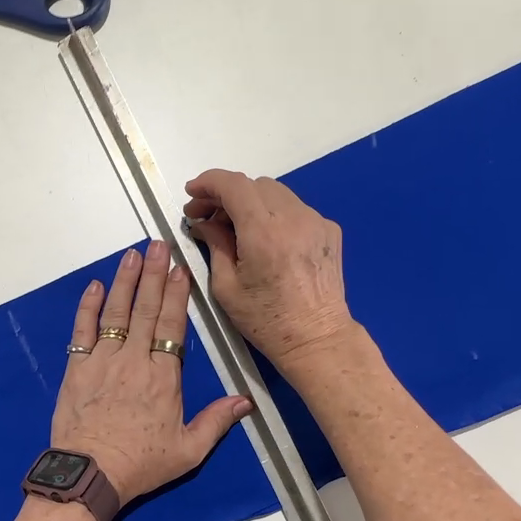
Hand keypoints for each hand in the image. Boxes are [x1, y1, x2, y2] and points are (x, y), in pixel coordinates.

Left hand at [51, 241, 253, 502]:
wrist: (90, 473)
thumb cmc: (141, 465)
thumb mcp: (188, 451)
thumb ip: (216, 422)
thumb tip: (246, 401)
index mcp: (164, 377)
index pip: (172, 325)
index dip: (177, 294)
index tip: (180, 268)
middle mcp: (134, 360)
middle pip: (145, 309)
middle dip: (153, 274)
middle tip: (158, 245)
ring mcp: (102, 361)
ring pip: (116, 312)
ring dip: (125, 281)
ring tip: (132, 254)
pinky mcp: (76, 369)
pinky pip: (82, 330)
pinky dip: (89, 307)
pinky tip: (96, 286)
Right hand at [183, 170, 357, 365]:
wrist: (315, 337)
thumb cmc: (265, 320)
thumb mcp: (226, 287)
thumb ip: (215, 246)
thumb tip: (204, 223)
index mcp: (264, 232)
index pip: (234, 186)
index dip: (208, 183)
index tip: (192, 193)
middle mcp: (293, 218)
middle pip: (254, 185)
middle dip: (226, 195)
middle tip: (207, 218)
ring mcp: (315, 221)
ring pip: (275, 193)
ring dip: (249, 202)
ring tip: (233, 227)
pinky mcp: (327, 229)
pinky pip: (294, 209)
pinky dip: (272, 214)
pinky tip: (263, 239)